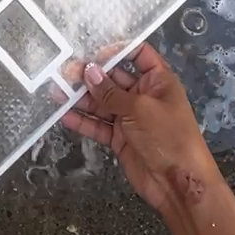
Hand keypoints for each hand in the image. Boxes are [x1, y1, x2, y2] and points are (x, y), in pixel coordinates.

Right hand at [62, 43, 224, 217]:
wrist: (178, 183)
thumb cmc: (168, 136)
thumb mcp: (139, 109)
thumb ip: (110, 91)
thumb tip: (88, 70)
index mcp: (157, 81)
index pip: (139, 55)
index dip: (118, 50)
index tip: (94, 51)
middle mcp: (142, 96)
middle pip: (113, 79)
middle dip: (90, 76)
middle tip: (64, 73)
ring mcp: (129, 118)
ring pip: (101, 102)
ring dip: (81, 98)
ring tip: (57, 92)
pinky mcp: (119, 138)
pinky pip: (98, 125)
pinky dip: (83, 121)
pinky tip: (64, 115)